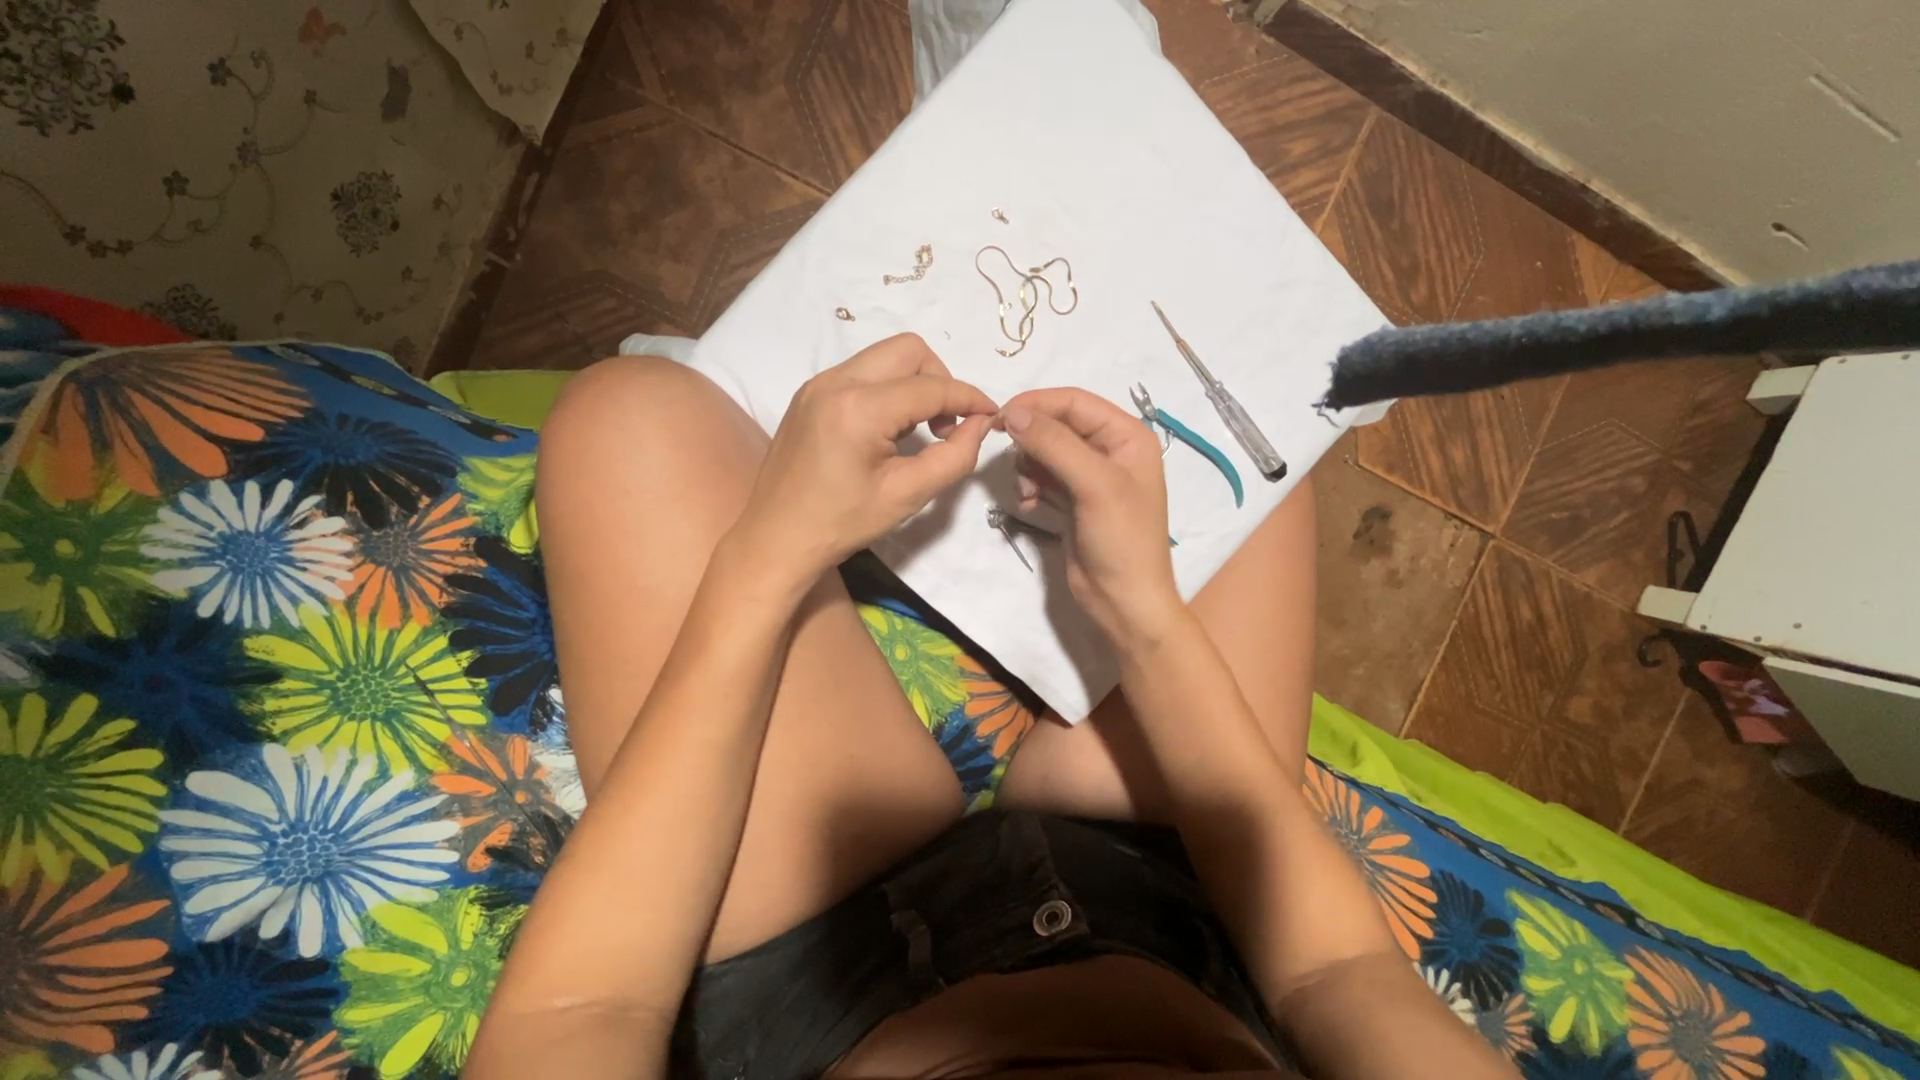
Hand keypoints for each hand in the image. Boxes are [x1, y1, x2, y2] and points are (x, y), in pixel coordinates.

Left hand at [731, 333, 996, 579]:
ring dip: (913, 382)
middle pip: (909, 349)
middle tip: (946, 424)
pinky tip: (888, 430)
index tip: (991, 416)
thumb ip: (954, 456)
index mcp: (859, 408)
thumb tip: (981, 423)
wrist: (776, 538)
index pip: (931, 386)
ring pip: (884, 357)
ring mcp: (818, 383)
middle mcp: (835, 382)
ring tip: (919, 429)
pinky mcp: (809, 393)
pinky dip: (887, 389)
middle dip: (940, 380)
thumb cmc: (843, 523)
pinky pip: (861, 371)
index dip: (969, 398)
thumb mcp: (908, 495)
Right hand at [996, 388, 1182, 643]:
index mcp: (1128, 436)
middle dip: (1032, 440)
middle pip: (1057, 424)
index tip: (1000, 419)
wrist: (1124, 602)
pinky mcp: (1073, 500)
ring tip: (1027, 492)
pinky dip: (1030, 485)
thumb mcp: (1094, 485)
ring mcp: (1090, 477)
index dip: (1037, 404)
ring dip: (1028, 466)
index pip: (1075, 401)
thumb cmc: (1121, 539)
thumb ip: (1055, 444)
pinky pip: (1042, 477)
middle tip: (1014, 462)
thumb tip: (1014, 414)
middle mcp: (1111, 450)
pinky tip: (1029, 505)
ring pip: (1045, 450)